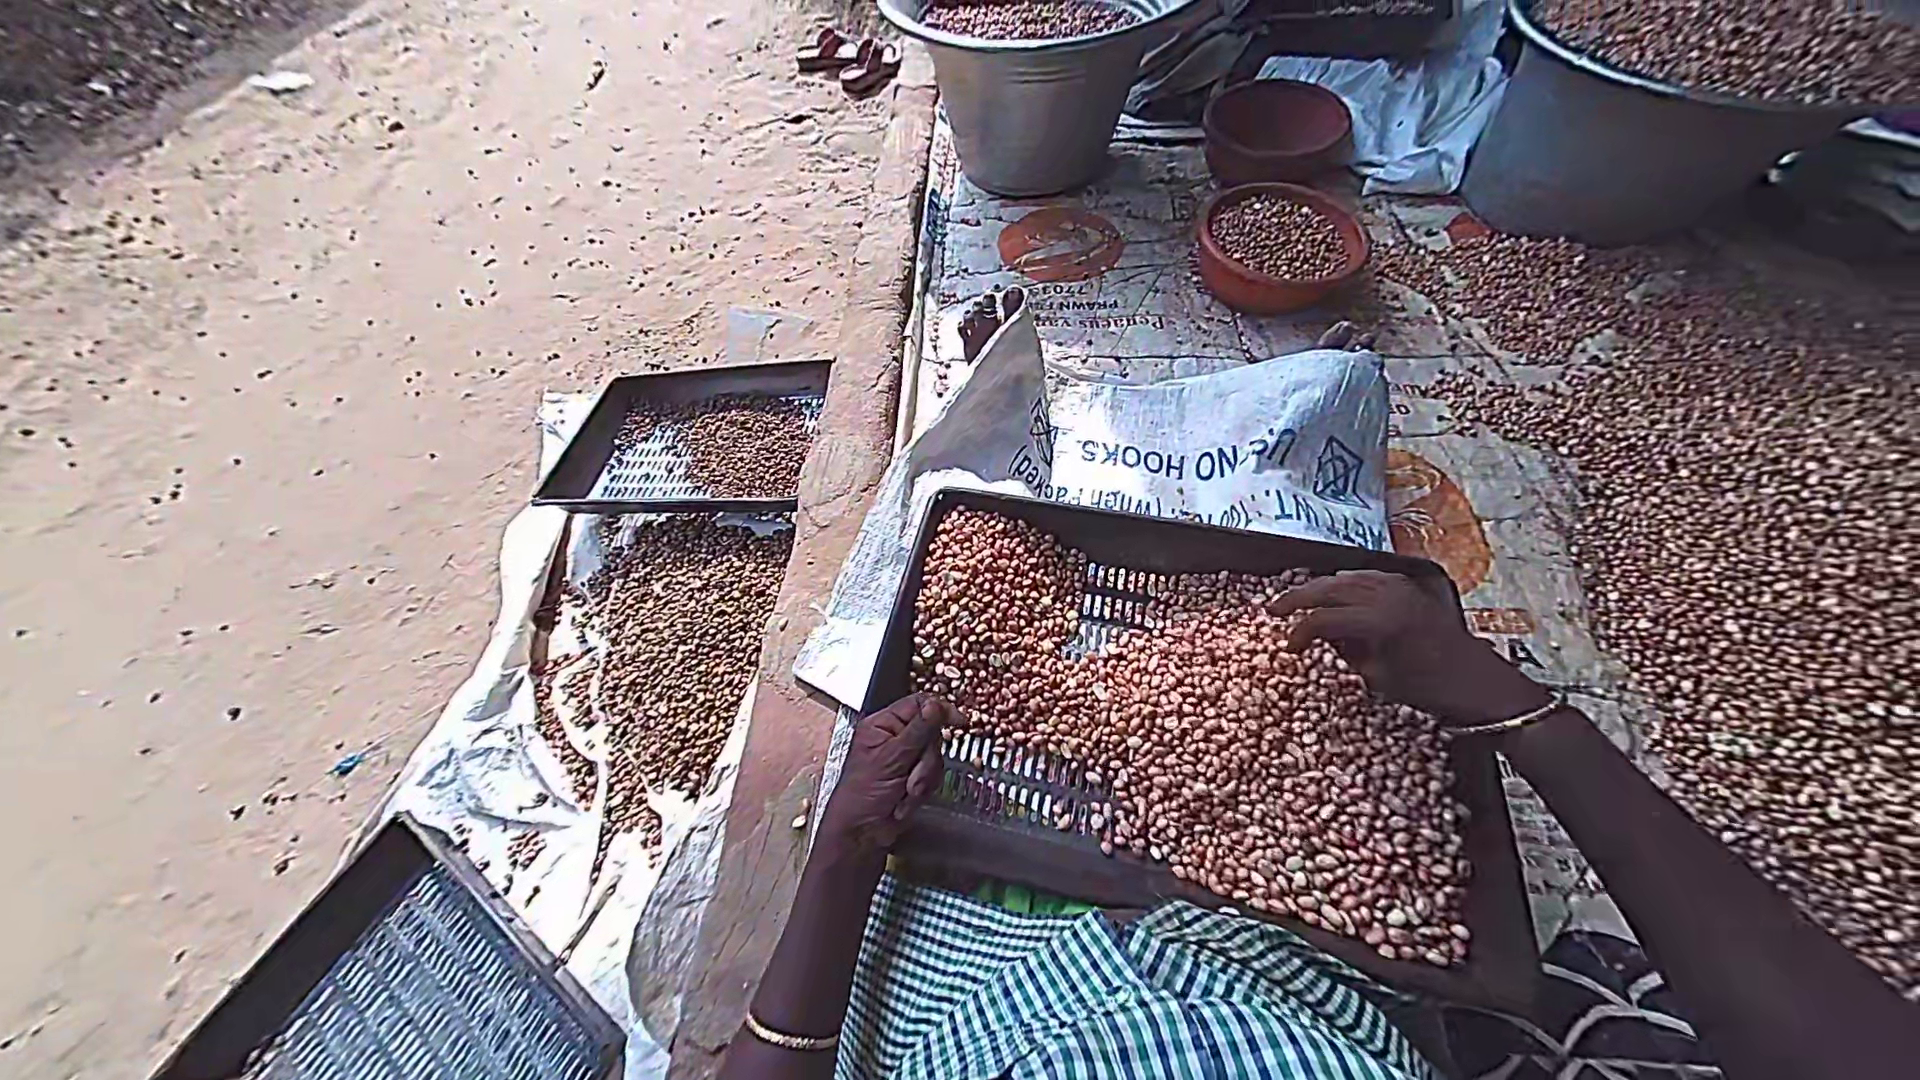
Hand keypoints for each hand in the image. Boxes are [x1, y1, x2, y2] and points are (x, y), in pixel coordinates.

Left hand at [816, 692, 947, 858]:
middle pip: (931, 732)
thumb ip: (918, 731)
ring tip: (905, 792)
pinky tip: (906, 800)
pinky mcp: (914, 776)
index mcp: (883, 724)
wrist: (862, 835)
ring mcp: (905, 757)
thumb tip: (936, 705)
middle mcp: (895, 737)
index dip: (939, 710)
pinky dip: (923, 790)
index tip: (958, 720)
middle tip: (912, 776)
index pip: (917, 704)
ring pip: (934, 756)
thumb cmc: (863, 795)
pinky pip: (933, 775)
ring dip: (923, 778)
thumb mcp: (892, 758)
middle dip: (925, 759)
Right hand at [1269, 570, 1549, 724]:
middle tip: (1274, 609)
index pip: (1322, 620)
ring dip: (1318, 587)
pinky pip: (1367, 576)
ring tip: (1297, 598)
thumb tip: (1319, 638)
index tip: (1288, 647)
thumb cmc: (1430, 689)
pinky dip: (1345, 581)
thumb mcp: (1377, 676)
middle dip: (1296, 598)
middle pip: (1328, 589)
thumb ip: (1344, 652)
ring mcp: (1399, 588)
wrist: (1483, 685)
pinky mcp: (1409, 588)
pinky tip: (1335, 586)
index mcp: (1378, 620)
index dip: (1299, 633)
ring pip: (1345, 578)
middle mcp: (1387, 596)